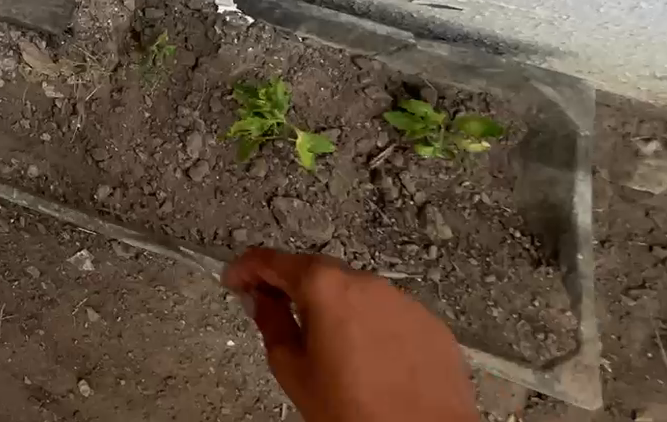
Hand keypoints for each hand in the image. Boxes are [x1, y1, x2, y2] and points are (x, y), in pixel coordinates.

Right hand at [222, 247, 477, 421]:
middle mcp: (364, 282)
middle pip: (312, 271)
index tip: (234, 282)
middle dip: (288, 286)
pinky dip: (368, 322)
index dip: (244, 269)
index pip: (268, 260)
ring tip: (324, 338)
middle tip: (272, 309)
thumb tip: (262, 301)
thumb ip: (269, 321)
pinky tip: (365, 353)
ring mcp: (403, 302)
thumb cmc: (355, 412)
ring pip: (352, 290)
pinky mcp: (433, 327)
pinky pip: (387, 311)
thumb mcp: (290, 368)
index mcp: (323, 285)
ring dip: (330, 303)